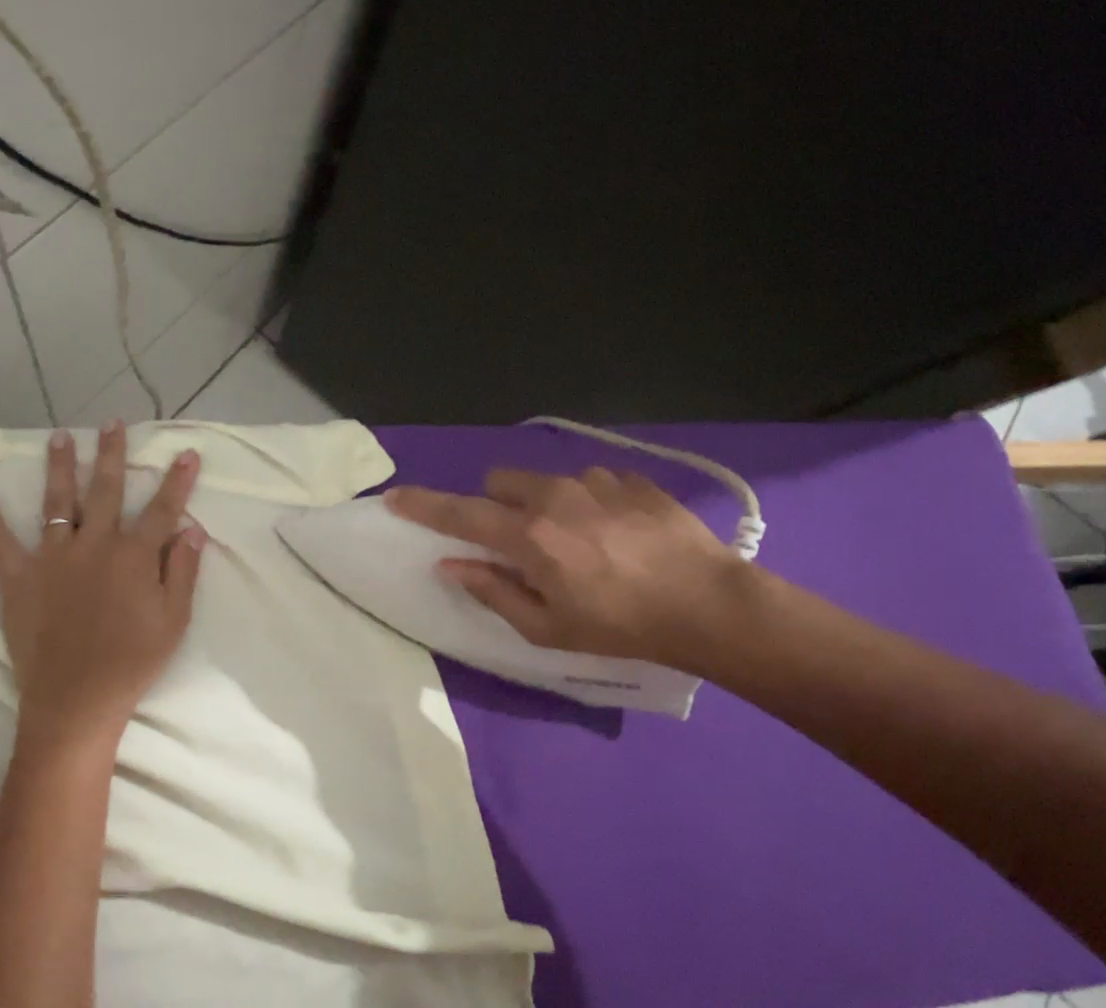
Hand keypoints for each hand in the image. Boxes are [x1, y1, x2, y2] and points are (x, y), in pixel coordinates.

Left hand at [0, 423, 206, 747]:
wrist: (77, 700)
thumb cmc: (132, 662)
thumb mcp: (173, 621)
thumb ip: (182, 571)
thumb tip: (192, 530)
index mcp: (133, 555)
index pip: (161, 509)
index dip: (177, 481)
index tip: (187, 453)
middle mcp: (93, 545)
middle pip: (104, 490)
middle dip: (111, 454)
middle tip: (111, 423)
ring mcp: (53, 558)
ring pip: (57, 502)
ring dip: (59, 467)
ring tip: (59, 437)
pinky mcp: (20, 579)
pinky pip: (1, 544)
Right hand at [387, 468, 755, 670]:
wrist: (710, 604)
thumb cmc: (621, 626)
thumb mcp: (547, 626)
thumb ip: (493, 591)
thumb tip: (451, 564)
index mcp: (528, 535)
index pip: (460, 513)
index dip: (423, 506)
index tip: (395, 498)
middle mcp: (555, 496)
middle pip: (500, 482)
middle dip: (496, 505)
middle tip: (518, 542)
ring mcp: (597, 481)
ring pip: (546, 480)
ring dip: (545, 504)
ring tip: (578, 540)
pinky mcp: (633, 479)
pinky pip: (592, 481)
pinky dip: (590, 502)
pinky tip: (616, 533)